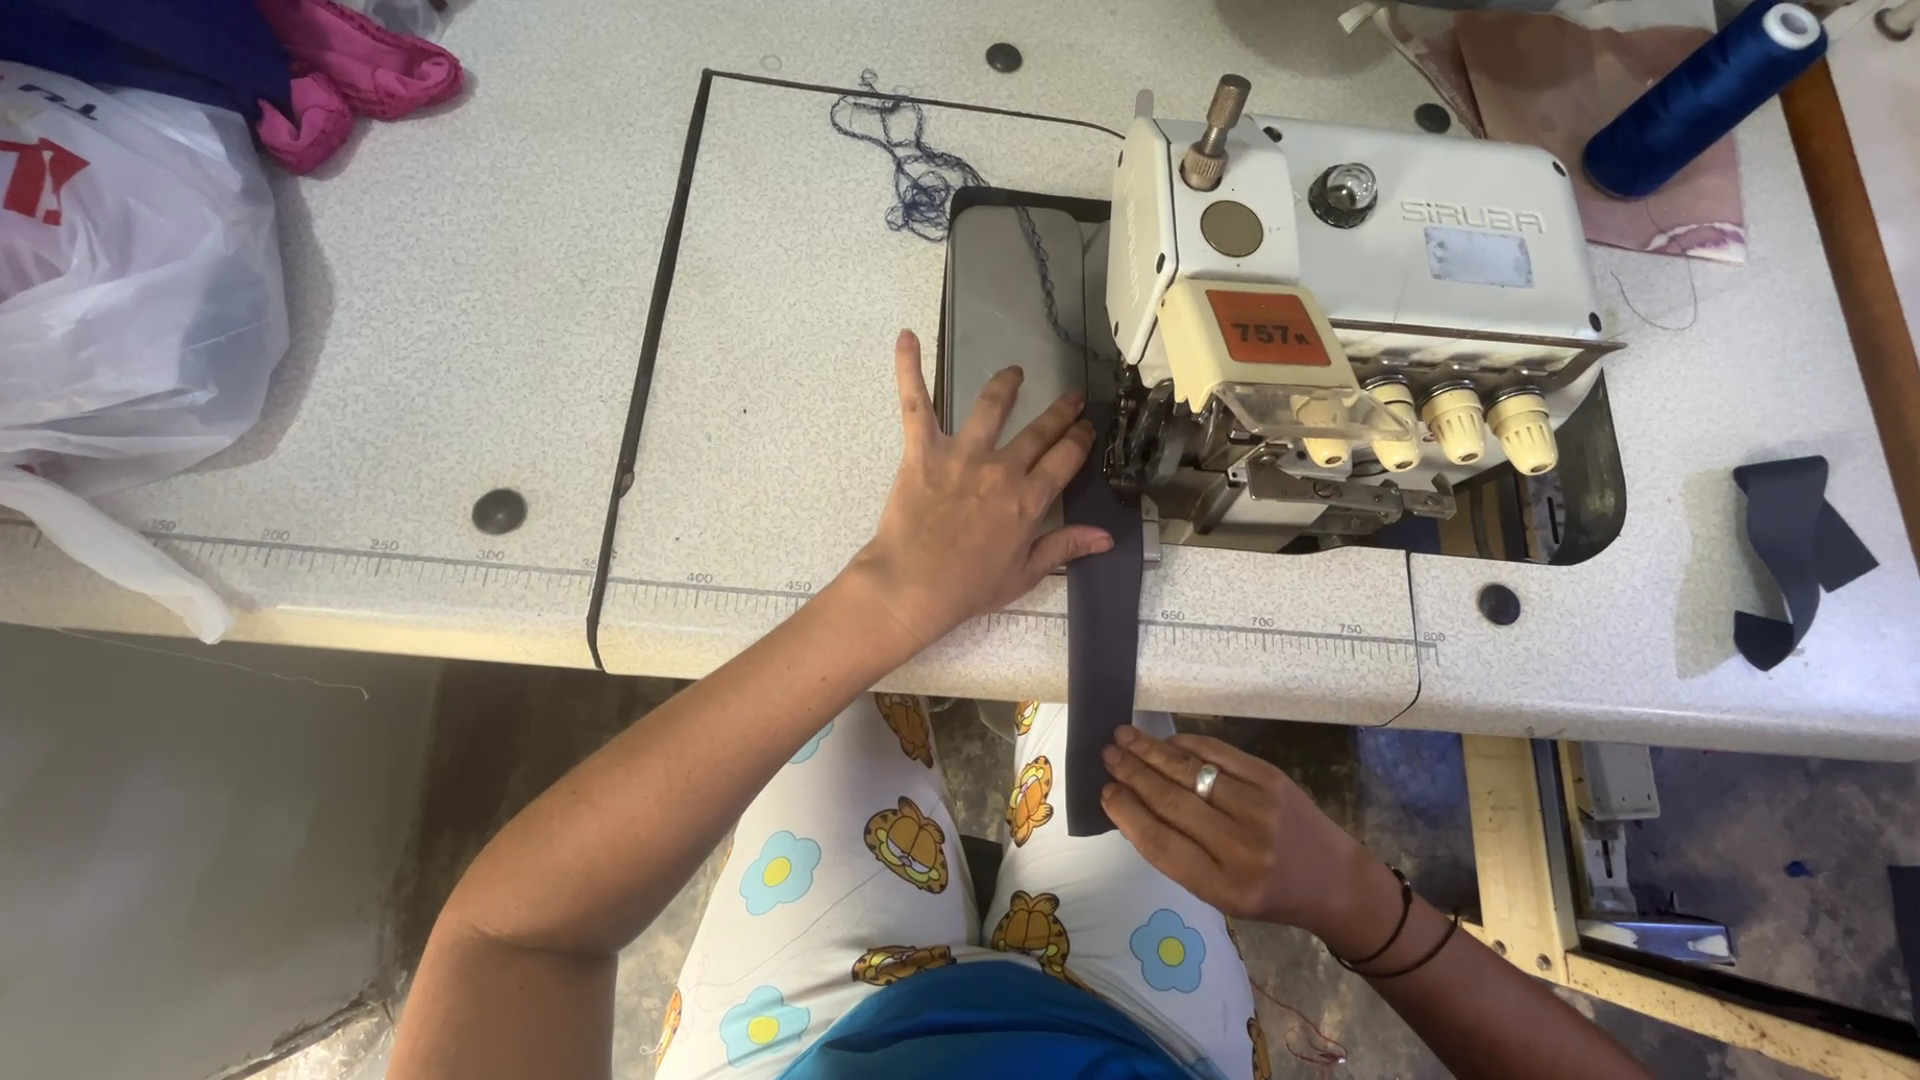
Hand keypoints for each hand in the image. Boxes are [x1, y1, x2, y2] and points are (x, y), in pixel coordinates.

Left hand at [843, 329, 1112, 651]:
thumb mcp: (1024, 574)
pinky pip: (916, 403)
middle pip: (1038, 432)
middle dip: (1060, 412)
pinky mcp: (922, 450)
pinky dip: (909, 368)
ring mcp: (962, 454)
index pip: (1065, 459)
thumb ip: (1064, 547)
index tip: (1087, 428)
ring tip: (1015, 372)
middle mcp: (1002, 469)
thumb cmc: (968, 588)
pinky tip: (907, 337)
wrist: (912, 586)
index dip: (1080, 439)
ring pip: (991, 408)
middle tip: (1072, 397)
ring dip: (1006, 386)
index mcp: (1028, 500)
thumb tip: (1107, 537)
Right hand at [1101, 726, 1385, 944]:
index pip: (1160, 843)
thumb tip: (1128, 804)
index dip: (1126, 813)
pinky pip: (1217, 752)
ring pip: (1190, 770)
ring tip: (1122, 737)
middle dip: (1131, 773)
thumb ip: (1175, 853)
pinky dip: (1184, 742)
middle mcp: (1242, 848)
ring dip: (1150, 750)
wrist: (1334, 881)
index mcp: (1224, 887)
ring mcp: (1260, 808)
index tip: (1104, 791)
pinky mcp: (1272, 779)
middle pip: (1170, 800)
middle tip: (1107, 755)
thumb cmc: (1266, 892)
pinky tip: (1164, 741)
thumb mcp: (1218, 892)